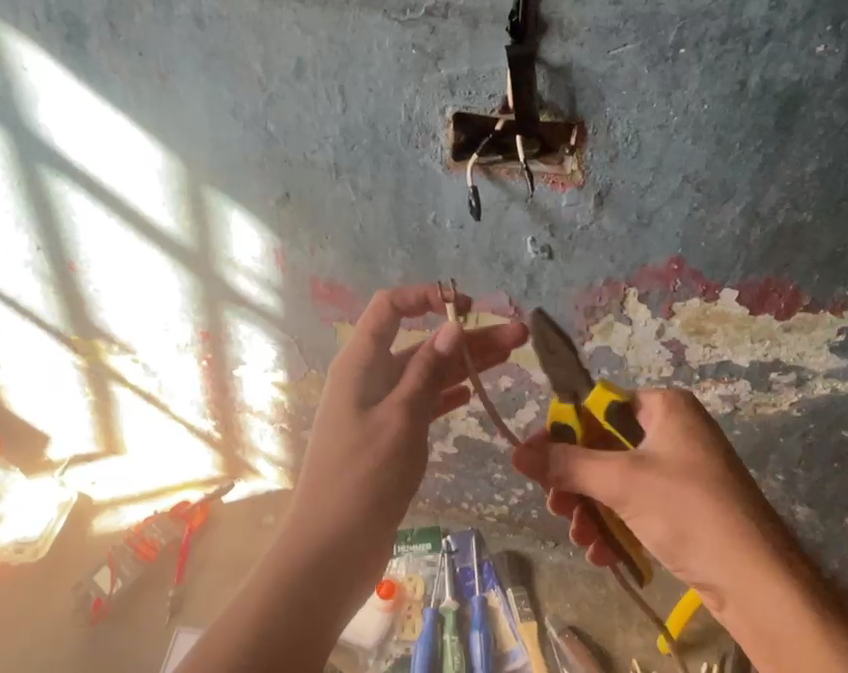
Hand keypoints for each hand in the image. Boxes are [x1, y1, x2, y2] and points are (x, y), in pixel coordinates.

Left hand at [288, 285, 528, 588]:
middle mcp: (368, 377)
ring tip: (511, 356)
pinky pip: (422, 403)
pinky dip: (448, 394)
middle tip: (518, 336)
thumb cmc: (362, 478)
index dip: (426, 297)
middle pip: (420, 342)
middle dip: (466, 336)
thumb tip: (450, 326)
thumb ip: (427, 372)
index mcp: (360, 363)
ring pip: (427, 374)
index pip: (389, 308)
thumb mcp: (400, 419)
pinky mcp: (388, 438)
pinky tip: (475, 392)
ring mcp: (378, 409)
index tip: (468, 307)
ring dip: (465, 364)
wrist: (330, 550)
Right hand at [510, 388, 788, 604]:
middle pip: (605, 445)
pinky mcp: (687, 507)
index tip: (535, 462)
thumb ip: (566, 463)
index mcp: (665, 406)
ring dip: (592, 509)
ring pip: (618, 480)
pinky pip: (637, 504)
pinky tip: (602, 554)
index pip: (598, 405)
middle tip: (556, 508)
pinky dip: (616, 525)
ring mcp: (682, 469)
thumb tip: (515, 452)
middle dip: (576, 481)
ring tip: (579, 538)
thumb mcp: (620, 482)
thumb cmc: (688, 511)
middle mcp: (674, 429)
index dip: (563, 433)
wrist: (756, 581)